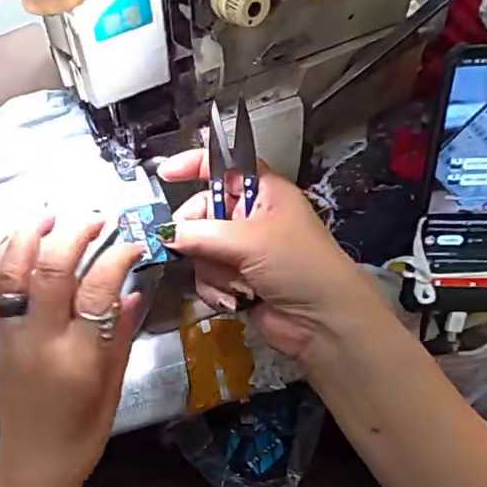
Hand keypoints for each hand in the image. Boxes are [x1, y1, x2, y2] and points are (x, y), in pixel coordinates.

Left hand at [0, 216, 144, 486]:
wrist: (31, 465)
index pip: (97, 289)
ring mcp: (8, 338)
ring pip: (10, 274)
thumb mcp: (113, 389)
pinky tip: (9, 243)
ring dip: (27, 238)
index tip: (133, 244)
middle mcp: (38, 341)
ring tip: (47, 216)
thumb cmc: (81, 435)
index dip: (118, 257)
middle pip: (49, 270)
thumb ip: (120, 336)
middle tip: (93, 220)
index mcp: (77, 358)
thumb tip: (131, 290)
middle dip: (72, 235)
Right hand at [157, 150, 381, 359]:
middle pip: (202, 214)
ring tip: (239, 281)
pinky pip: (204, 276)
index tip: (166, 174)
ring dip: (214, 270)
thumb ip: (200, 233)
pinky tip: (237, 299)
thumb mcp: (250, 240)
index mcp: (263, 193)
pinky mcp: (234, 279)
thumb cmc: (298, 266)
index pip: (224, 166)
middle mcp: (249, 218)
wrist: (321, 321)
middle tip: (204, 247)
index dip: (195, 165)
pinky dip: (216, 289)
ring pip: (199, 250)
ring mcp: (240, 251)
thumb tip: (165, 235)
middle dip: (199, 236)